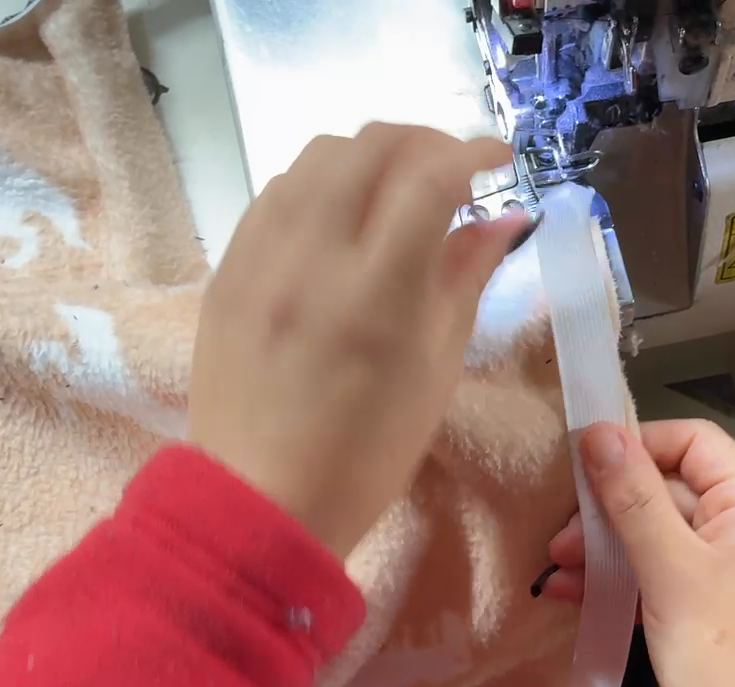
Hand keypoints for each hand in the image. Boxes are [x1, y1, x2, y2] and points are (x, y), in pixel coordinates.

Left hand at [189, 124, 527, 556]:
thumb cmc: (370, 453)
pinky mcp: (229, 265)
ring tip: (400, 194)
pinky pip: (279, 191)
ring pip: (319, 155)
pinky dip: (324, 184)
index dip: (475, 151)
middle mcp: (313, 253)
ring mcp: (261, 253)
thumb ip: (467, 280)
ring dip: (373, 156)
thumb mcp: (436, 370)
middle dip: (426, 141)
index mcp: (378, 292)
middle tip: (456, 174)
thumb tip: (505, 220)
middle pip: (372, 144)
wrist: (265, 497)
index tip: (502, 159)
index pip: (431, 177)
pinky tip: (344, 219)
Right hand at [545, 420, 734, 686]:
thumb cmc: (719, 651)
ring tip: (557, 566)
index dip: (641, 444)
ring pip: (662, 536)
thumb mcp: (670, 568)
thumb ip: (633, 497)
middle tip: (560, 533)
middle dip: (612, 508)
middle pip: (672, 490)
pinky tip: (574, 591)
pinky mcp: (712, 606)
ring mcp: (730, 570)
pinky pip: (665, 574)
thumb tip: (599, 429)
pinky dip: (625, 578)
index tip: (587, 465)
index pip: (696, 442)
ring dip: (609, 546)